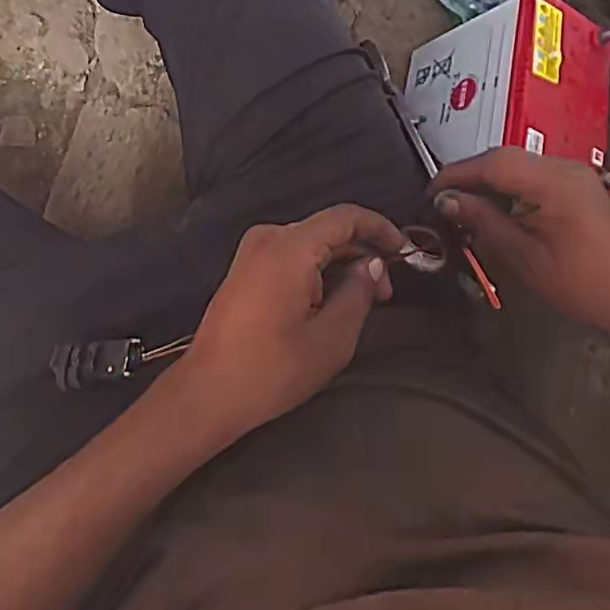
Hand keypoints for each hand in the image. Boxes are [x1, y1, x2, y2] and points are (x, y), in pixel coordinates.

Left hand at [170, 204, 406, 435]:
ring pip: (311, 243)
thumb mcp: (332, 337)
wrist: (207, 393)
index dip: (381, 228)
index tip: (403, 249)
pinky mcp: (245, 269)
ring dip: (340, 265)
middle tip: (384, 290)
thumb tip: (374, 266)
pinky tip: (329, 301)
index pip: (346, 216)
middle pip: (328, 229)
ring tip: (360, 302)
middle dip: (362, 253)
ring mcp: (252, 252)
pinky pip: (291, 255)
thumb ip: (360, 292)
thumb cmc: (267, 371)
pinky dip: (316, 270)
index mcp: (290, 248)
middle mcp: (268, 239)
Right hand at [431, 147, 609, 332]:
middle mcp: (566, 169)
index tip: (433, 190)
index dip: (457, 174)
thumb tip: (448, 200)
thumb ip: (483, 221)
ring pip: (516, 162)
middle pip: (504, 156)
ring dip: (486, 178)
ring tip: (463, 203)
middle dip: (469, 174)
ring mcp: (574, 173)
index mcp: (555, 184)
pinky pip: (531, 172)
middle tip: (443, 198)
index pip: (494, 163)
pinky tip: (493, 204)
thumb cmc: (581, 284)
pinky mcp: (575, 183)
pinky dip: (506, 183)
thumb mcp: (523, 255)